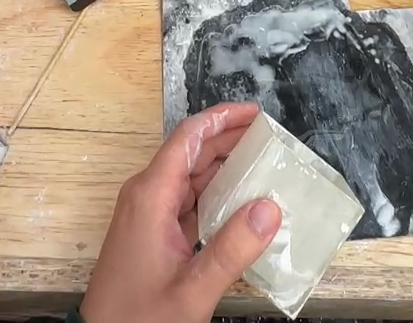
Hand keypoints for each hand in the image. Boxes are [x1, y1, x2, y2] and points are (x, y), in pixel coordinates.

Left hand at [82, 102, 282, 322]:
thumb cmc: (141, 319)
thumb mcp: (192, 290)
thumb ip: (232, 249)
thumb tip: (271, 207)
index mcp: (151, 193)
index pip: (188, 137)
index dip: (221, 118)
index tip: (255, 112)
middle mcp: (147, 194)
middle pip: (191, 152)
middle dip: (228, 138)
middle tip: (268, 134)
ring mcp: (147, 213)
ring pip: (189, 176)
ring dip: (222, 165)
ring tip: (260, 160)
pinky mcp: (151, 233)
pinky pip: (186, 200)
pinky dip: (213, 194)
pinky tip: (239, 200)